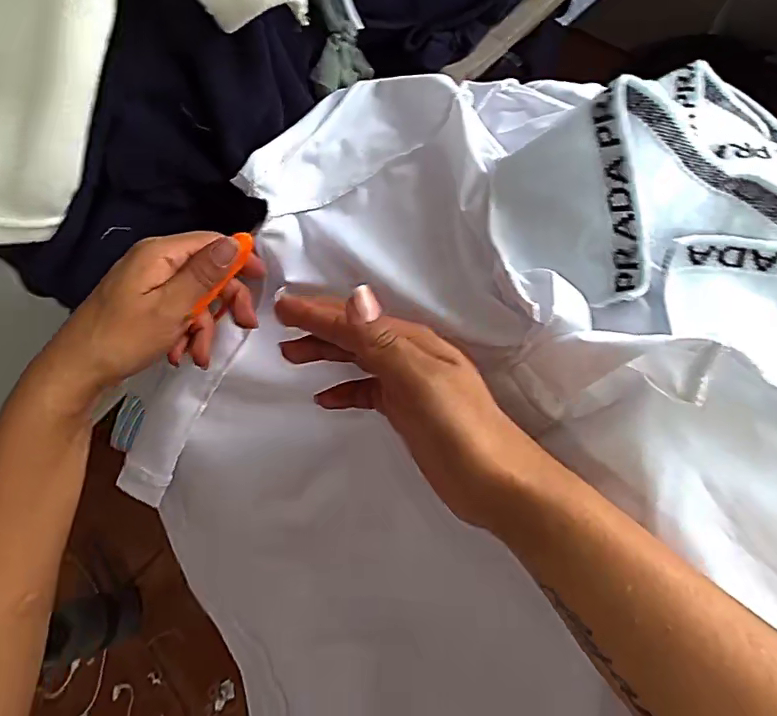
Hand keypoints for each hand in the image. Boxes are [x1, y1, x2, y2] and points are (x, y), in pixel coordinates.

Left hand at [32, 232, 264, 409]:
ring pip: (197, 294)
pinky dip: (187, 330)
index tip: (260, 280)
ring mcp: (148, 283)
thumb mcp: (172, 307)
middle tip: (243, 323)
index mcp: (159, 254)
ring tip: (198, 351)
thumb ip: (206, 273)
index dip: (240, 258)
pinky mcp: (144, 303)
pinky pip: (180, 308)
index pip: (213, 241)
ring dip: (205, 324)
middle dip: (226, 300)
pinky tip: (182, 351)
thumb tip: (234, 242)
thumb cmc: (119, 340)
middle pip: (208, 270)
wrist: (72, 376)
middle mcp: (154, 262)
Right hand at [275, 287, 567, 530]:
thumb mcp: (419, 380)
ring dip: (329, 354)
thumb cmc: (459, 428)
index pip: (358, 320)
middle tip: (280, 327)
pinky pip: (370, 390)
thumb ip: (385, 342)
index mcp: (414, 343)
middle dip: (320, 328)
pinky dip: (346, 388)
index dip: (320, 312)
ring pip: (362, 359)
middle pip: (359, 335)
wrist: (496, 481)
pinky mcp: (409, 412)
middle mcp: (412, 356)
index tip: (282, 305)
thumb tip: (355, 295)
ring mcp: (412, 385)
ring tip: (292, 356)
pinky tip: (326, 398)